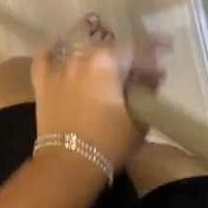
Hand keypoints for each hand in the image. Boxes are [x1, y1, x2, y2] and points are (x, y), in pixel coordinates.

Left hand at [32, 14, 167, 172]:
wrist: (69, 164)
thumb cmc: (109, 142)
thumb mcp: (139, 119)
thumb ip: (146, 91)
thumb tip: (152, 76)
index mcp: (108, 62)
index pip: (136, 47)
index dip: (153, 47)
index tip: (165, 46)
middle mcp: (82, 57)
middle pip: (106, 44)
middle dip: (122, 50)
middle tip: (133, 61)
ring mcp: (60, 68)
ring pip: (76, 45)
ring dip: (91, 44)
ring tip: (101, 47)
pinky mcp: (42, 82)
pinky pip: (44, 57)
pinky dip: (52, 49)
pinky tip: (58, 45)